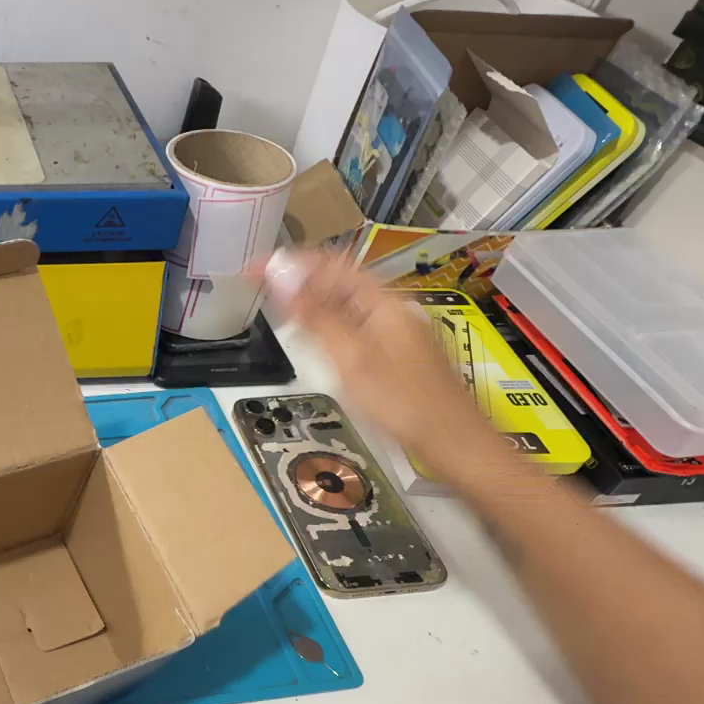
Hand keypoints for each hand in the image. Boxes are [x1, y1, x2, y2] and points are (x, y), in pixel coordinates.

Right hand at [264, 248, 508, 486]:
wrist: (449, 440)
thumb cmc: (402, 403)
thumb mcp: (351, 358)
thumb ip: (315, 316)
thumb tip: (282, 277)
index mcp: (382, 302)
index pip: (330, 265)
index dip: (289, 263)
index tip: (254, 269)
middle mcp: (390, 308)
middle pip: (337, 281)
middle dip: (296, 279)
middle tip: (258, 287)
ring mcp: (393, 329)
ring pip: (343, 302)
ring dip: (308, 299)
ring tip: (275, 306)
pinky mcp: (392, 350)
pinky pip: (351, 322)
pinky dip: (323, 321)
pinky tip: (309, 334)